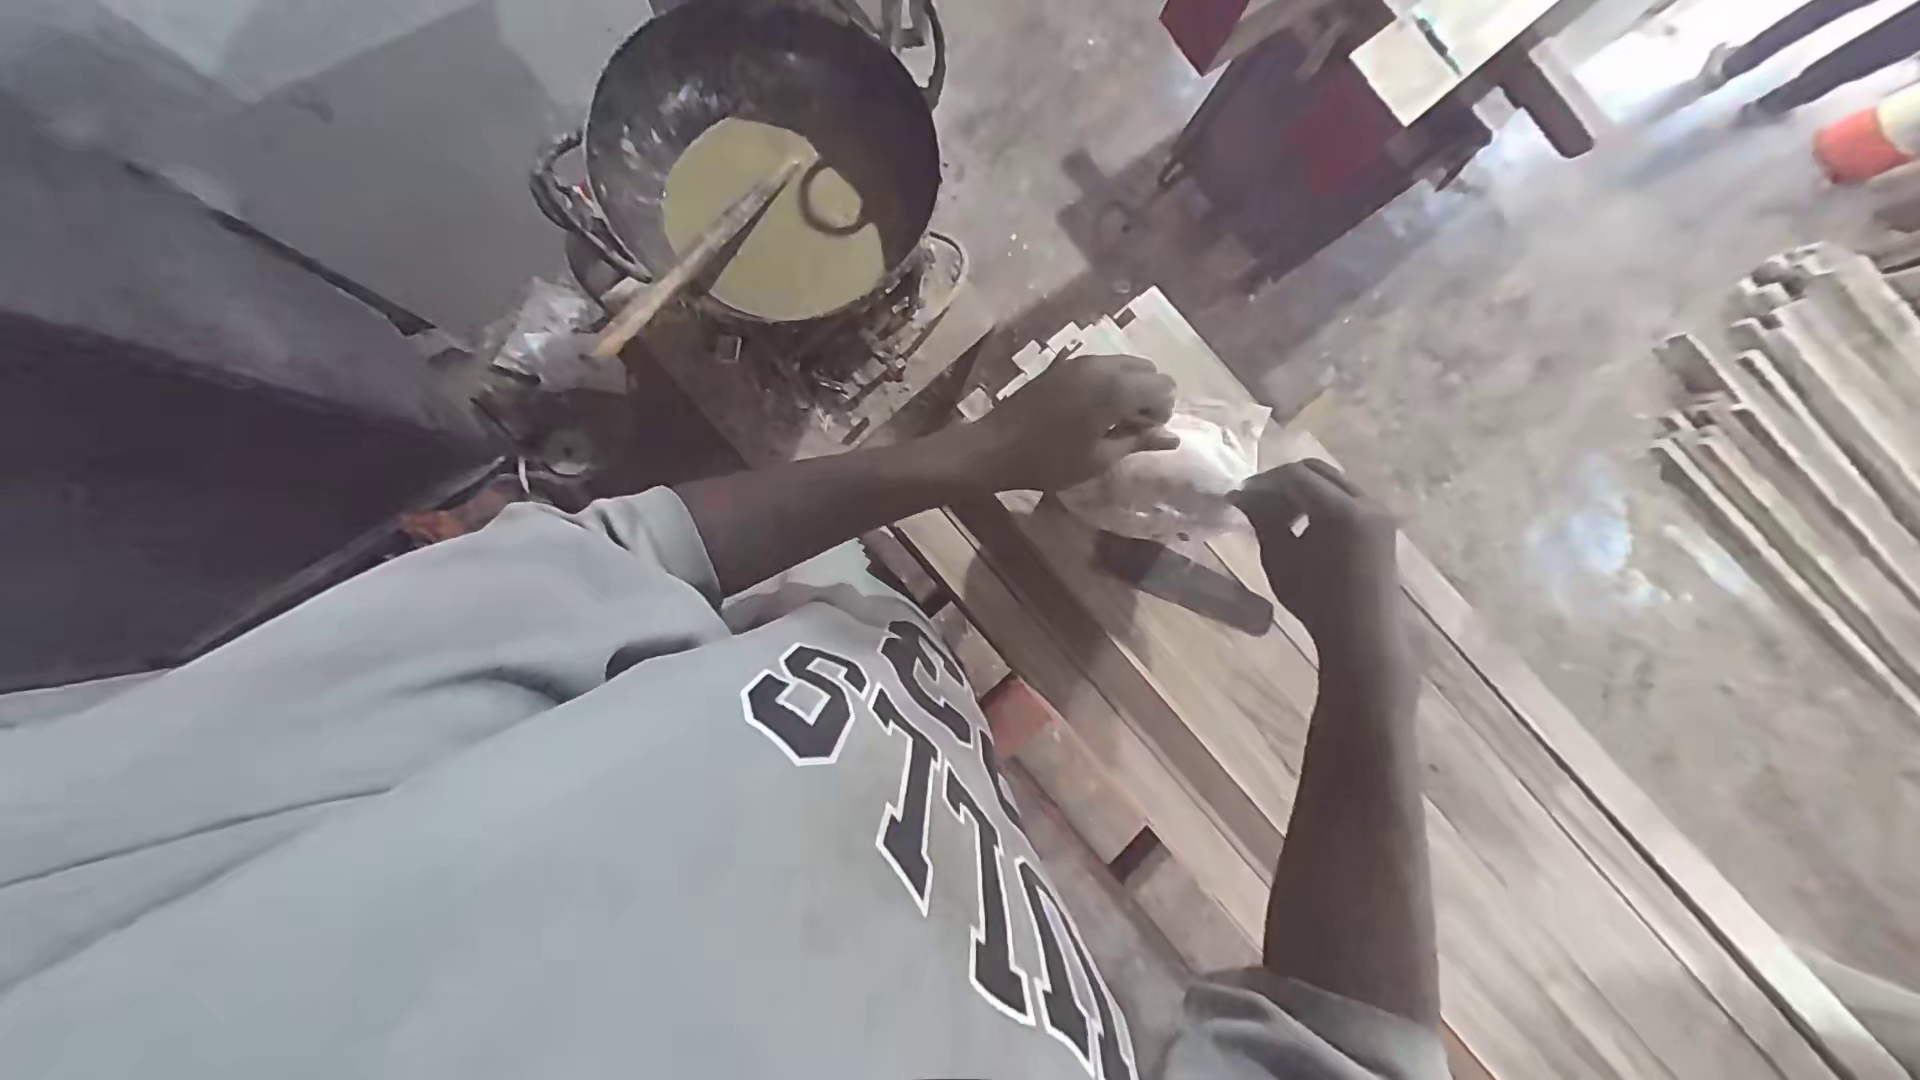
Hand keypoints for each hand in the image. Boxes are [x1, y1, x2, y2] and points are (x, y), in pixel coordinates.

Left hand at [949, 353, 1177, 492]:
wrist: (995, 447)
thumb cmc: (1049, 461)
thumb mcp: (1099, 459)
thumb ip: (1138, 442)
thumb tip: (1172, 437)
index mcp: (1116, 388)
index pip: (1163, 386)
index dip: (1161, 412)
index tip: (1142, 435)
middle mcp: (1102, 365)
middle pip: (1146, 370)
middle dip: (1147, 396)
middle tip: (1129, 428)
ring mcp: (1080, 361)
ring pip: (1123, 365)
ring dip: (1127, 388)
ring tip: (1109, 421)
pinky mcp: (1062, 365)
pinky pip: (1100, 366)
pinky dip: (1107, 383)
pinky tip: (1089, 411)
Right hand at [1231, 460, 1400, 659]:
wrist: (1361, 633)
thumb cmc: (1314, 600)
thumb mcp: (1279, 557)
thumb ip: (1263, 519)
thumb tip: (1240, 495)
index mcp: (1340, 511)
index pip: (1294, 475)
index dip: (1263, 481)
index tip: (1239, 495)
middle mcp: (1365, 502)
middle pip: (1316, 470)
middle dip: (1282, 479)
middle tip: (1255, 498)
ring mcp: (1377, 511)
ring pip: (1332, 480)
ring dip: (1301, 489)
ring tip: (1276, 513)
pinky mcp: (1380, 522)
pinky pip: (1344, 496)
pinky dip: (1319, 499)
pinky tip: (1301, 522)